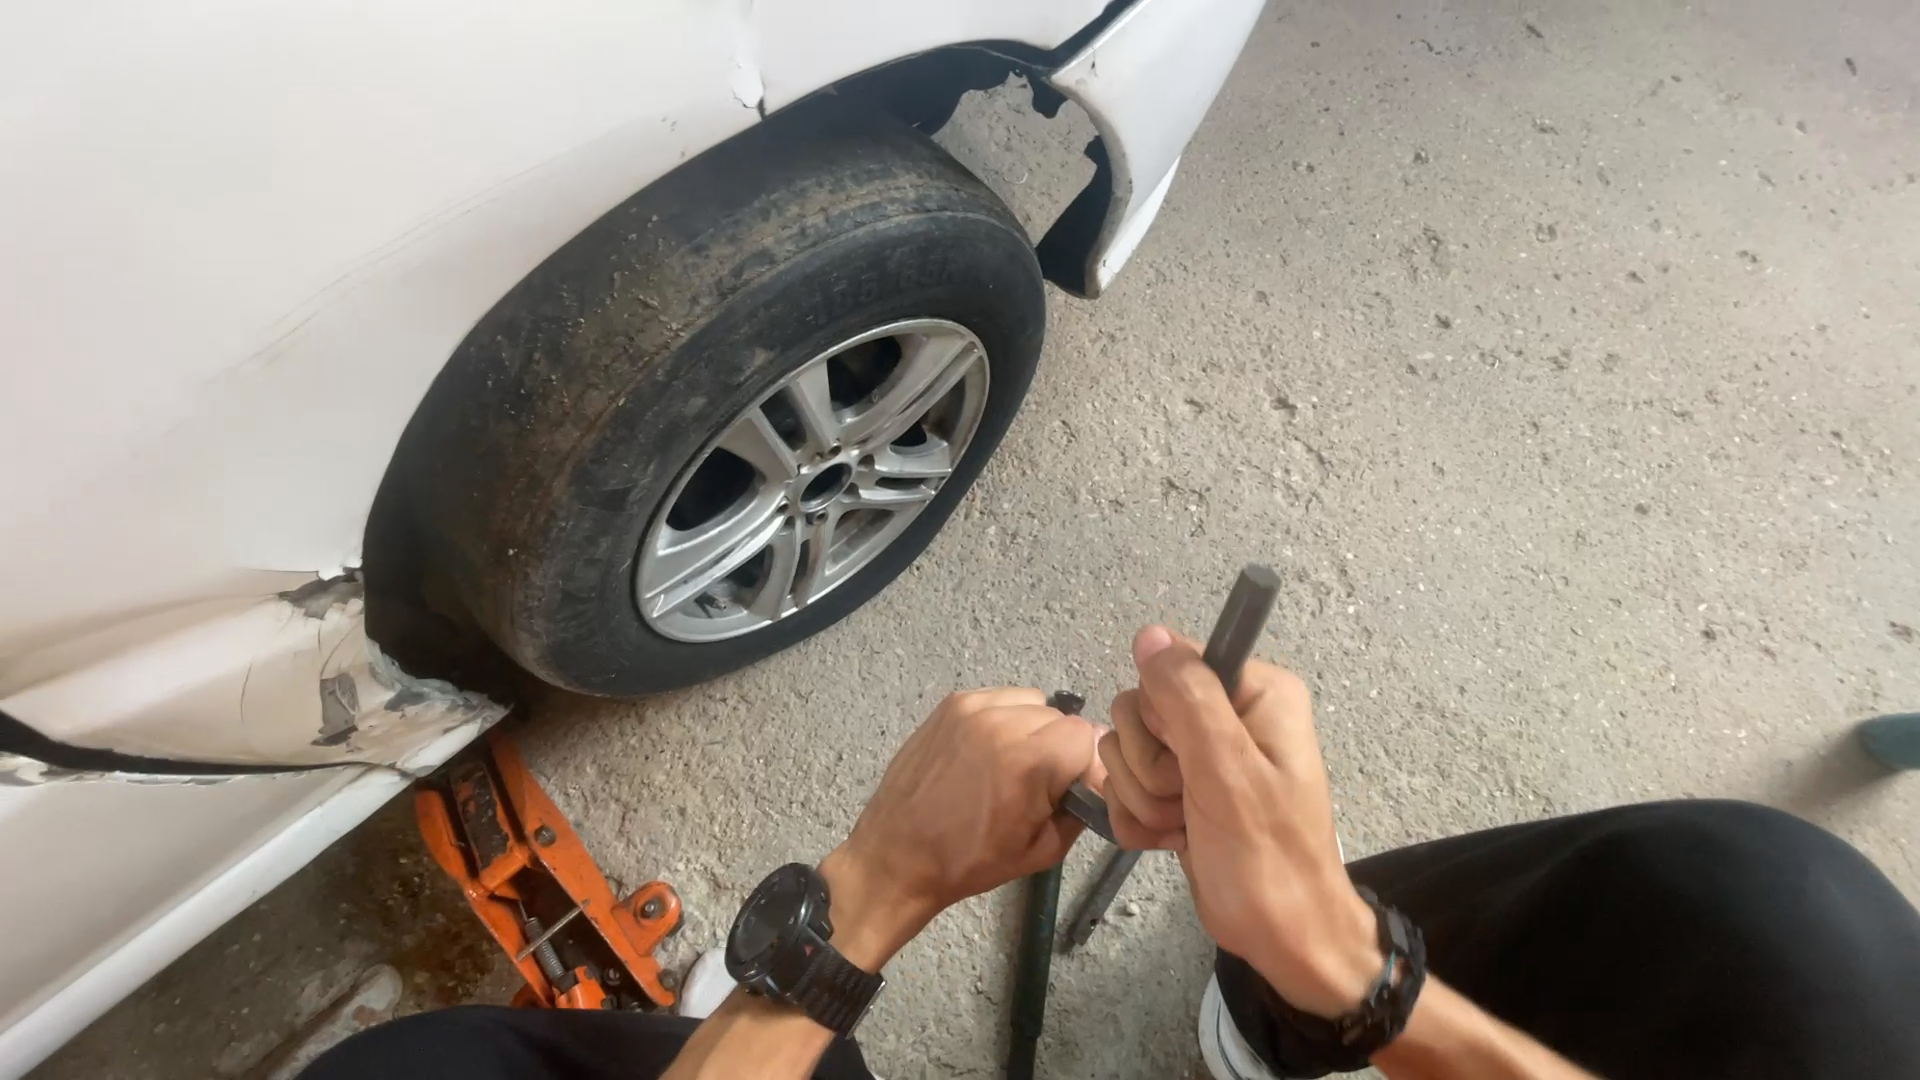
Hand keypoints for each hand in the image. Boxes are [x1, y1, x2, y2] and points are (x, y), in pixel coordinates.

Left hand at [819, 688, 1100, 969]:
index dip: (1087, 763)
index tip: (1076, 785)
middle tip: (1043, 781)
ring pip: (1032, 703)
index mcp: (1029, 760)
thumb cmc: (970, 861)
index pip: (1086, 735)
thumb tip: (1098, 779)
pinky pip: (999, 699)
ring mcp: (973, 707)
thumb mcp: (1043, 849)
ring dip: (1034, 729)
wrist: (898, 853)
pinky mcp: (952, 703)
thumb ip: (1081, 806)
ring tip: (1014, 762)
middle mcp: (1002, 722)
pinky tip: (989, 750)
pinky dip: (1005, 719)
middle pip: (1060, 717)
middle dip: (1061, 747)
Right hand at [1101, 627, 1382, 1017]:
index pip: (1169, 667)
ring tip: (1187, 824)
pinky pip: (1125, 781)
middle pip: (1138, 709)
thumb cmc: (1266, 858)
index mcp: (1252, 691)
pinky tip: (1173, 838)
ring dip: (1145, 798)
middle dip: (1151, 767)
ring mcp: (1198, 750)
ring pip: (1124, 748)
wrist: (1283, 941)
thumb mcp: (1228, 772)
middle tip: (1191, 800)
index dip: (1163, 717)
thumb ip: (1187, 697)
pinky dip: (1140, 817)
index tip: (1189, 758)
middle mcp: (1225, 711)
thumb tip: (1148, 634)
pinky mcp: (1176, 785)